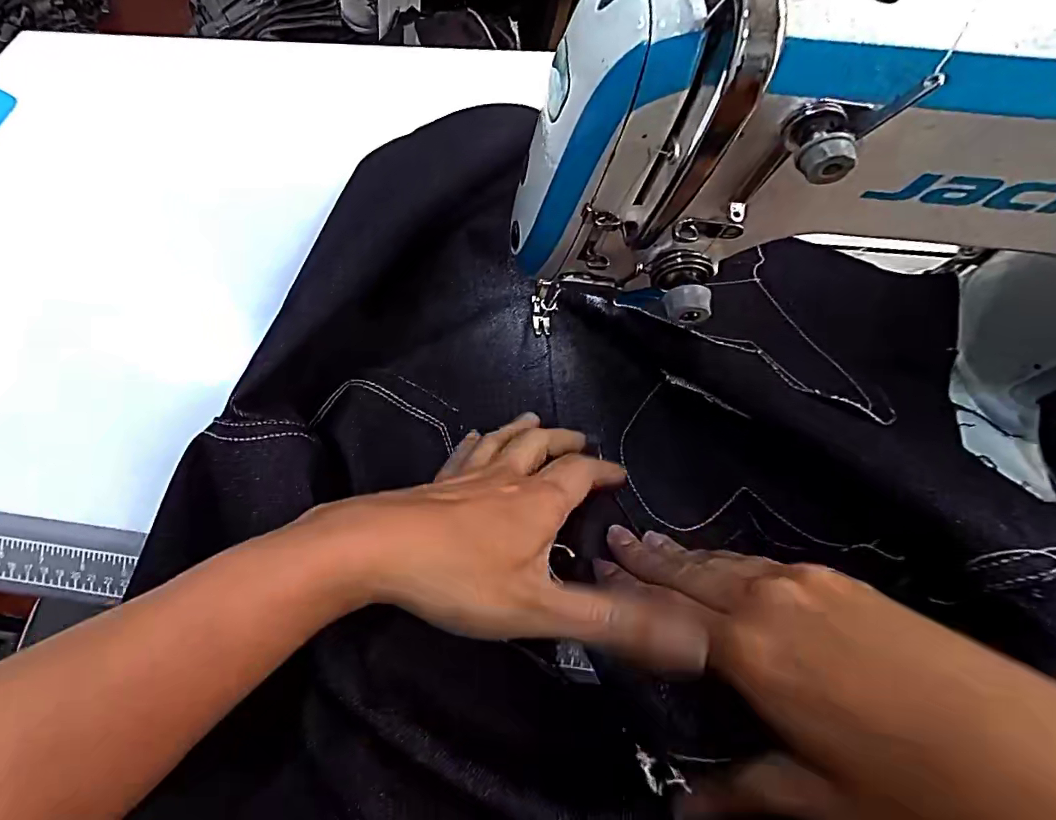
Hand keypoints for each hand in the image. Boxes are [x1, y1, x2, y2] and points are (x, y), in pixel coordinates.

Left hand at [300, 415, 708, 671]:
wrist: (378, 548)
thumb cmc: (461, 579)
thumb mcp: (537, 608)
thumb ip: (602, 620)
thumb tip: (677, 635)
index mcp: (539, 501)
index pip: (581, 474)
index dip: (604, 471)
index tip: (620, 474)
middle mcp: (508, 478)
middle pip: (543, 446)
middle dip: (566, 441)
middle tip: (581, 439)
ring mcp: (469, 475)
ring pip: (505, 441)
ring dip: (525, 430)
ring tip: (535, 419)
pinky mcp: (437, 482)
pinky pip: (465, 452)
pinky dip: (480, 441)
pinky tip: (476, 437)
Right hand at [598, 529, 902, 818]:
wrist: (1025, 746)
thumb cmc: (914, 785)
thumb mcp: (822, 800)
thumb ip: (746, 791)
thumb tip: (684, 807)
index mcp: (753, 652)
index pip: (672, 612)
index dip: (634, 591)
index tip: (602, 567)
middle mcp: (772, 601)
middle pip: (696, 573)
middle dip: (653, 559)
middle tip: (617, 538)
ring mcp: (810, 584)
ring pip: (731, 563)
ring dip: (691, 557)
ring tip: (659, 545)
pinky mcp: (843, 582)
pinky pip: (768, 566)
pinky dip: (734, 564)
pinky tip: (730, 568)